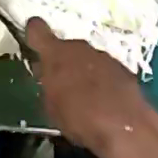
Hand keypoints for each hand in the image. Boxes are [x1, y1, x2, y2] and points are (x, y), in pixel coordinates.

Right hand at [26, 18, 157, 157]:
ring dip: (84, 71)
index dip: (33, 32)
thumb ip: (47, 83)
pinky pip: (106, 71)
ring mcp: (104, 56)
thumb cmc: (78, 118)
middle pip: (66, 47)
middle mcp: (80, 48)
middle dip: (63, 62)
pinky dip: (103, 81)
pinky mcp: (124, 69)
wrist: (124, 128)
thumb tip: (46, 73)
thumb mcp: (50, 105)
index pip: (37, 30)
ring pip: (88, 59)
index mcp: (55, 54)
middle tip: (61, 83)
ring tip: (85, 97)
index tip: (32, 40)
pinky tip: (104, 102)